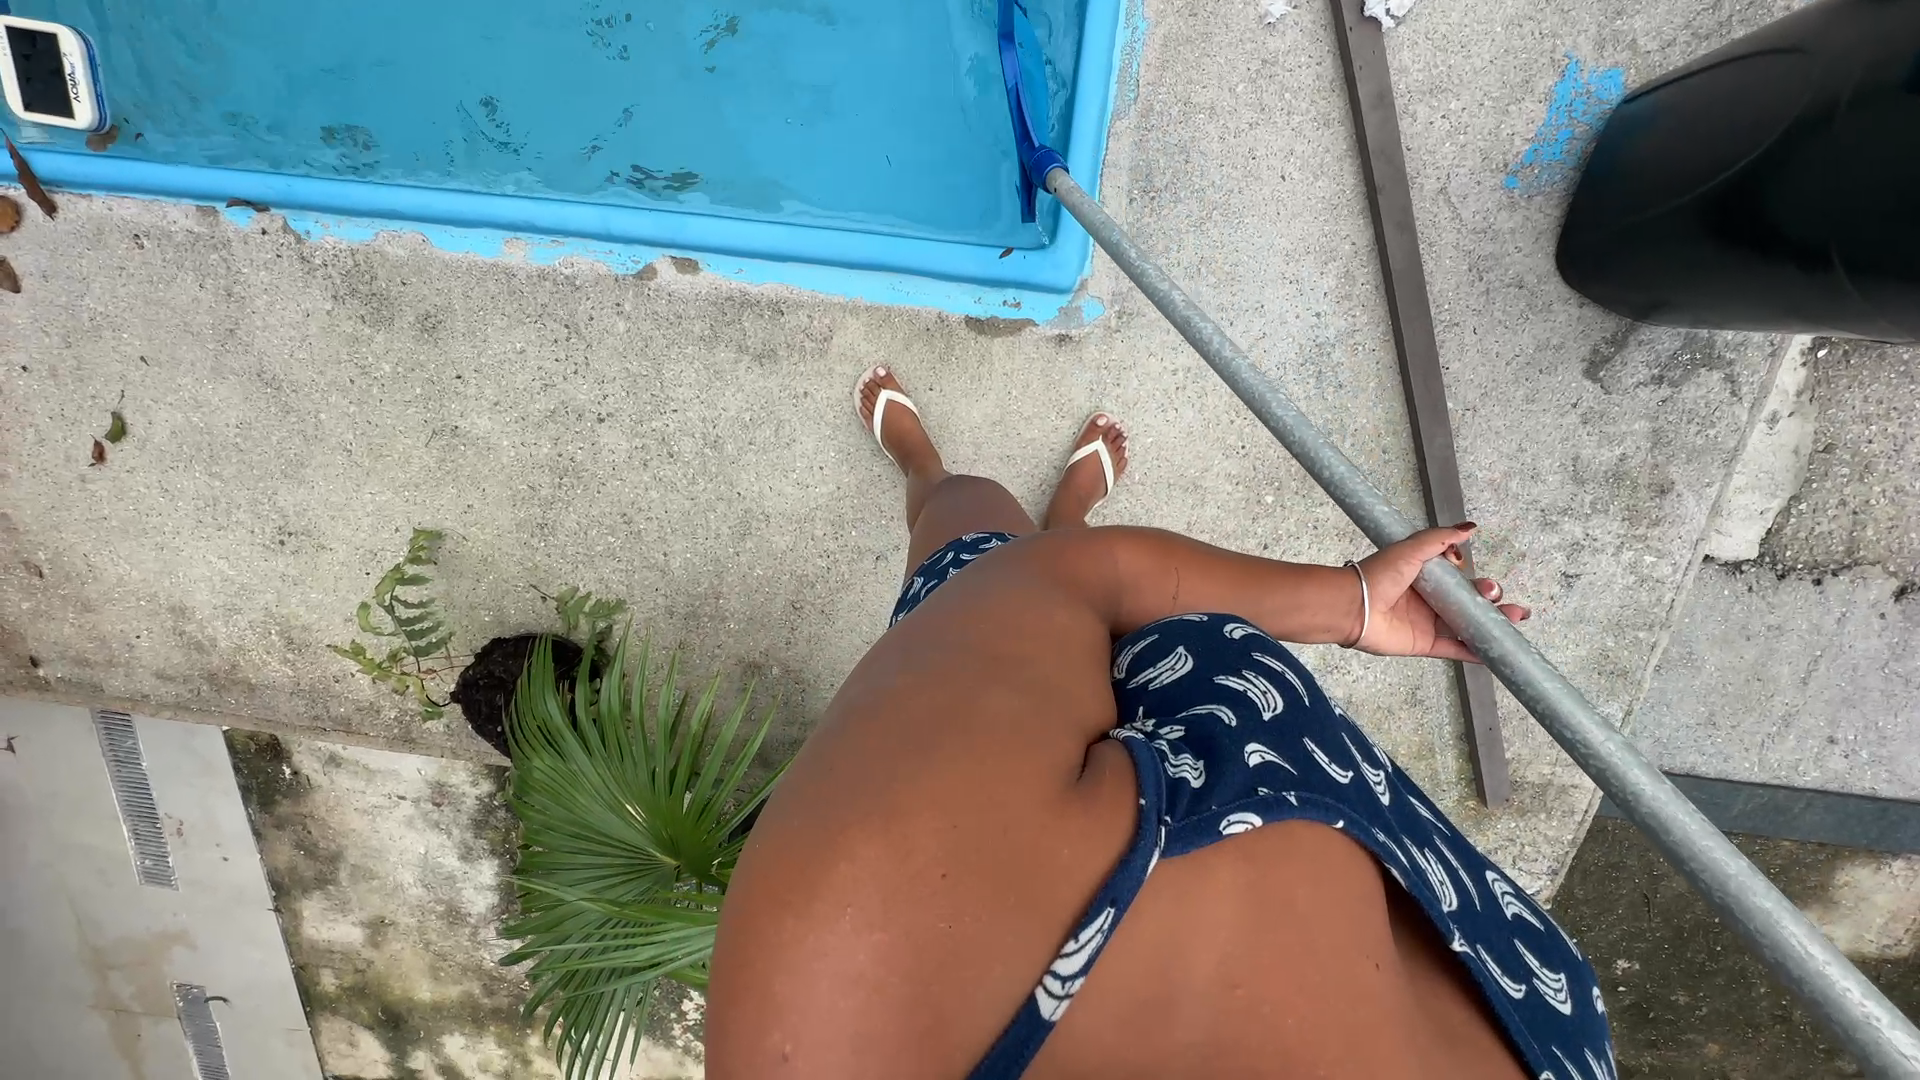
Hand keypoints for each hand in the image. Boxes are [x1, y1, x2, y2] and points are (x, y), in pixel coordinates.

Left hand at [1351, 523, 1529, 662]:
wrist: (1352, 605)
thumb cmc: (1376, 575)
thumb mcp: (1409, 549)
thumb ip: (1439, 539)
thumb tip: (1469, 528)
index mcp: (1421, 578)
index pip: (1458, 580)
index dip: (1476, 581)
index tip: (1485, 581)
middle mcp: (1425, 601)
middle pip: (1466, 603)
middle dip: (1490, 600)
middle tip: (1498, 597)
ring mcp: (1424, 623)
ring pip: (1466, 626)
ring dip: (1492, 624)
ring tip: (1516, 618)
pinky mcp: (1422, 643)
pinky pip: (1454, 649)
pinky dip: (1476, 652)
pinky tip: (1498, 649)